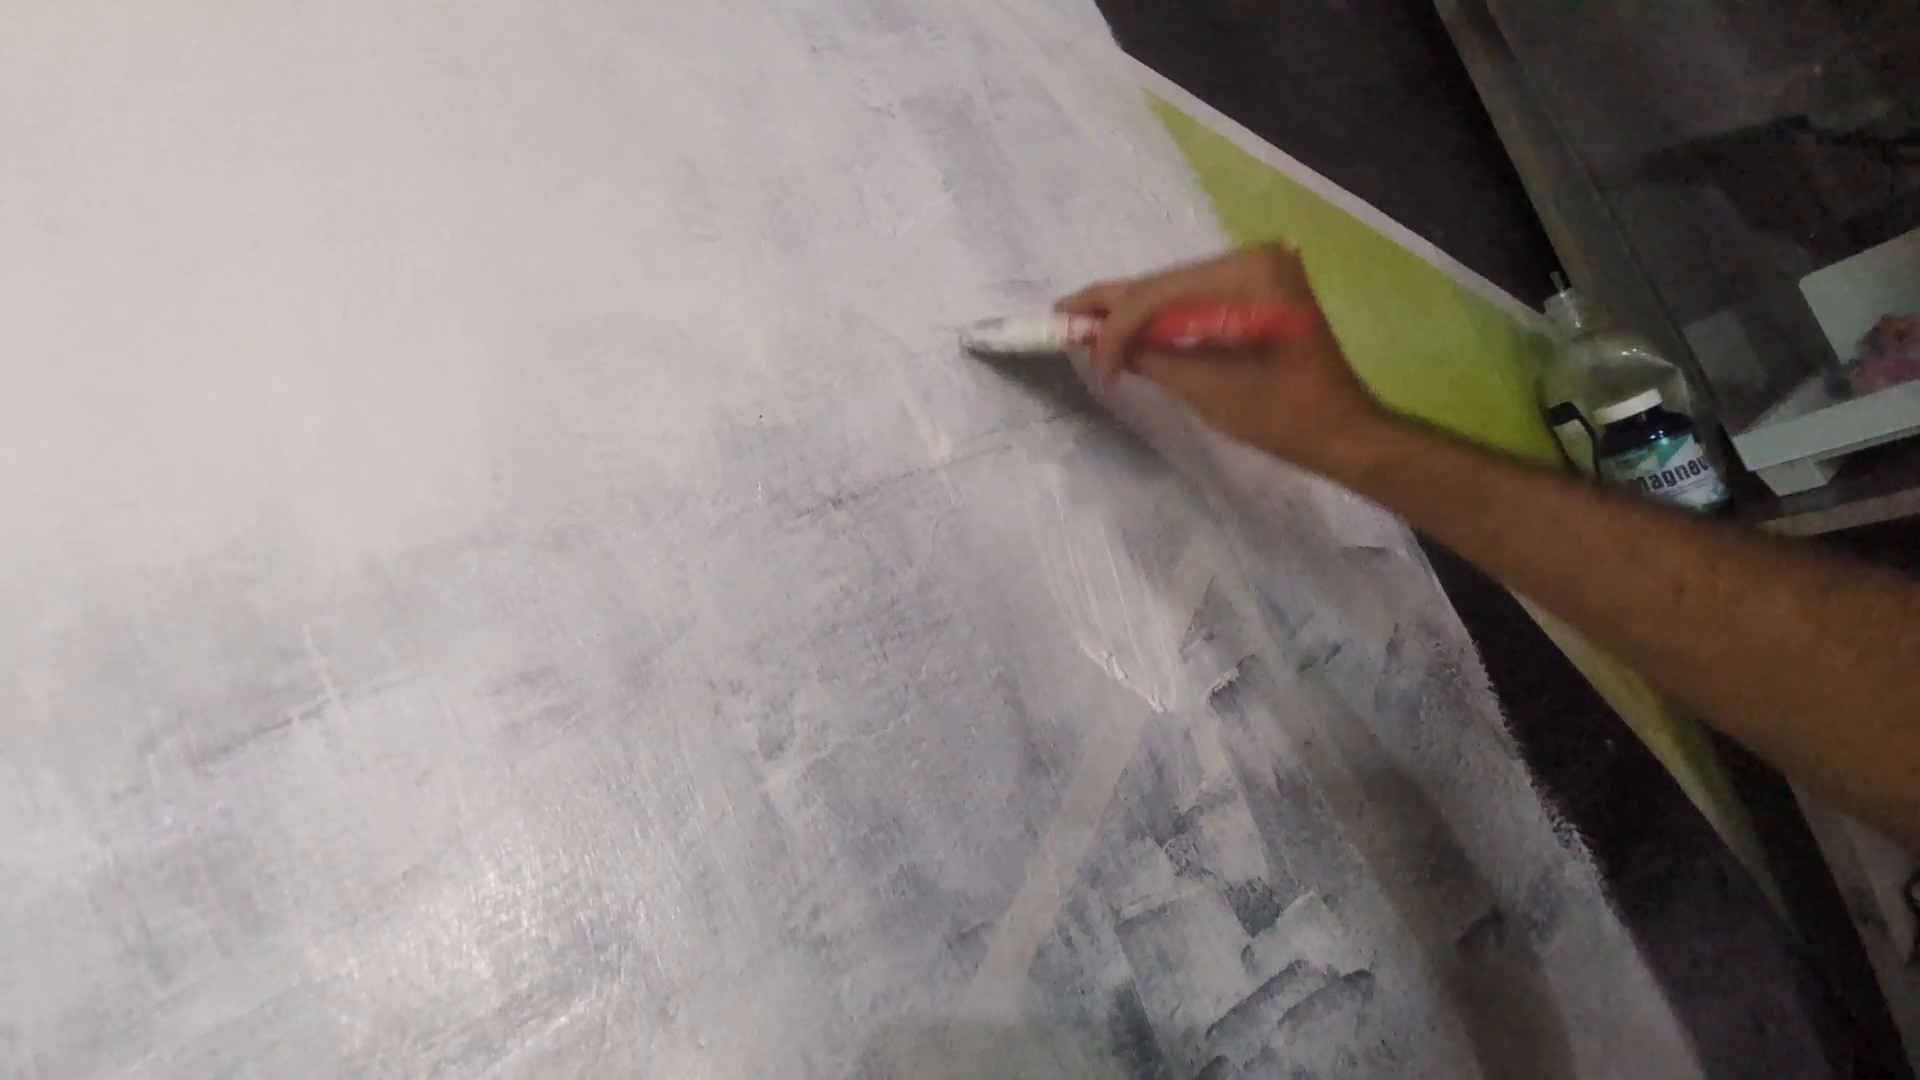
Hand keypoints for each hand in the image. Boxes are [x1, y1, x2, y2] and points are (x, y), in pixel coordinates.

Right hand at [1056, 244, 1392, 471]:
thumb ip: (1147, 356)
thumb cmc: (1279, 416)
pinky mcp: (1257, 286)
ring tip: (1084, 325)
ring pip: (1174, 287)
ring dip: (1132, 311)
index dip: (1114, 328)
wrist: (1339, 428)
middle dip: (1113, 307)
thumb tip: (1093, 340)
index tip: (1092, 366)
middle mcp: (1253, 256)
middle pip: (1163, 282)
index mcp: (1248, 275)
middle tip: (1061, 316)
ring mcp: (1258, 268)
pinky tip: (1127, 326)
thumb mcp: (1204, 388)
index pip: (1158, 295)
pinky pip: (1195, 296)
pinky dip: (1161, 315)